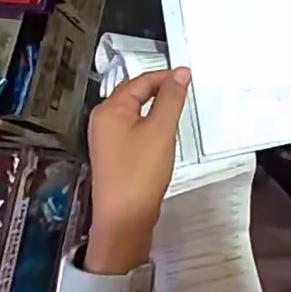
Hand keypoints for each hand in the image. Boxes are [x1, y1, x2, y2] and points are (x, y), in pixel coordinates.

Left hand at [85, 67, 189, 271]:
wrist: (125, 217)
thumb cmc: (140, 172)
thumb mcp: (161, 129)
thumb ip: (171, 98)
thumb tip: (180, 74)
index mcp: (110, 110)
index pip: (140, 81)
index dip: (165, 76)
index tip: (188, 77)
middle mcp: (102, 120)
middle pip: (133, 93)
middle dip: (159, 88)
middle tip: (185, 88)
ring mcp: (106, 138)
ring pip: (134, 110)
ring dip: (155, 105)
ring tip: (178, 106)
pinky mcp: (114, 153)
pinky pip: (133, 126)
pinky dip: (150, 121)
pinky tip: (163, 129)